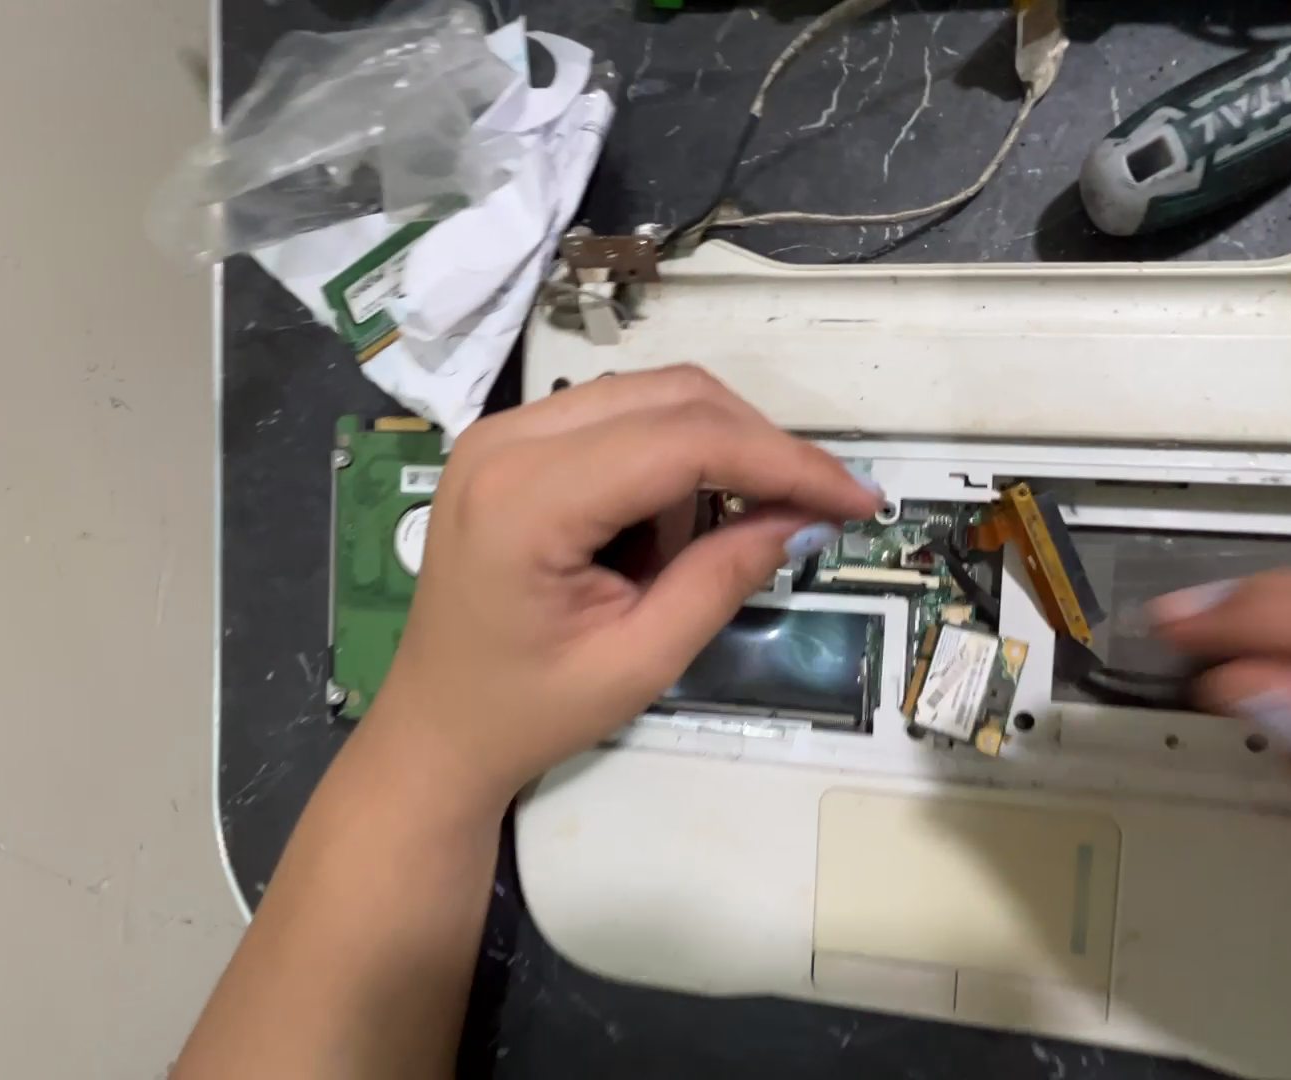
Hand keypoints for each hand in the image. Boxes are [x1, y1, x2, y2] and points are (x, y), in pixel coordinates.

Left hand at [373, 365, 880, 811]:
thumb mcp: (641, 661)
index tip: (854, 497)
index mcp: (527, 499)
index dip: (784, 462)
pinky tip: (670, 527)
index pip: (685, 442)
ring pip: (654, 398)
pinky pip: (624, 419)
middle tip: (814, 507)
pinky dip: (675, 460)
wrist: (436, 728)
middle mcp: (509, 438)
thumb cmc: (527, 712)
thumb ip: (724, 578)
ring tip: (724, 534)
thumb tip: (803, 517)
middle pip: (674, 397)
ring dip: (717, 453)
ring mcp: (506, 432)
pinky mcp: (516, 443)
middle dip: (759, 447)